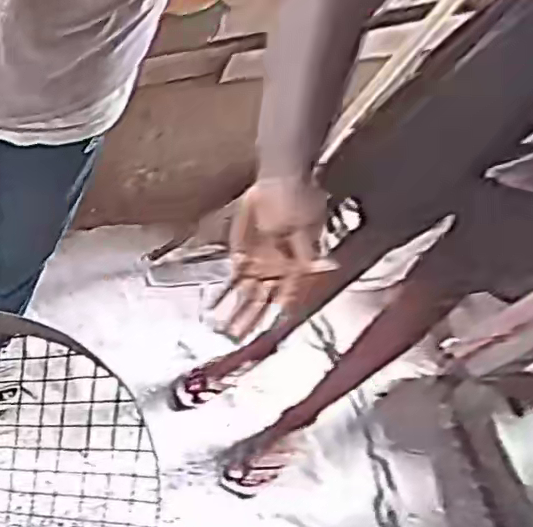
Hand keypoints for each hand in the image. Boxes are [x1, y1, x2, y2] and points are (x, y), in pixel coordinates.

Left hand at [215, 174, 333, 339]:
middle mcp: (275, 270)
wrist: (279, 182)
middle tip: (238, 338)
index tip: (272, 326)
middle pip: (262, 301)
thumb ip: (306, 253)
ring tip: (225, 332)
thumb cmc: (299, 200)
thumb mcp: (307, 227)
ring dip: (236, 314)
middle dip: (251, 320)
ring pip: (246, 297)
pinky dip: (223, 296)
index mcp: (295, 265)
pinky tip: (214, 311)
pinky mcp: (242, 257)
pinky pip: (231, 282)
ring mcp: (258, 265)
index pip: (287, 293)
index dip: (280, 310)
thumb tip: (318, 269)